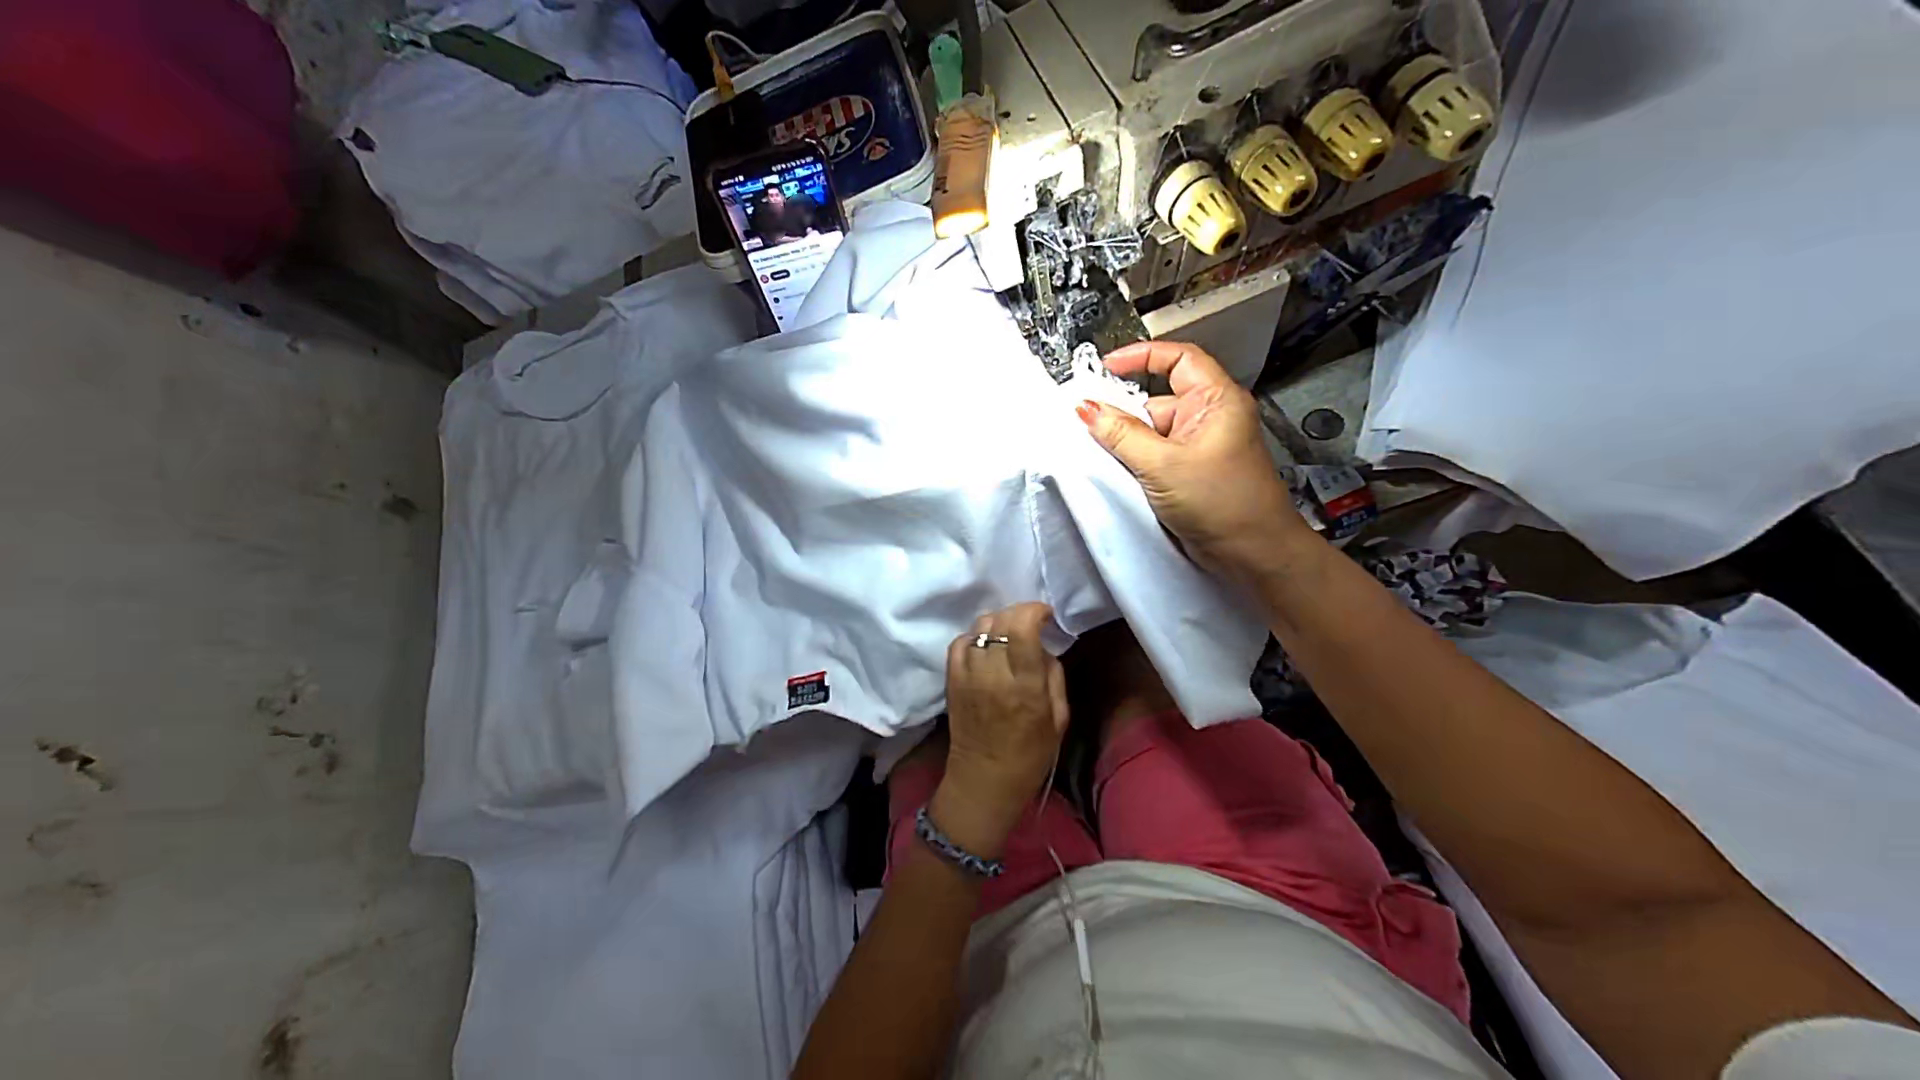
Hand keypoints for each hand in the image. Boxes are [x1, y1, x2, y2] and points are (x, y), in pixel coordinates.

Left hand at [931, 603, 1069, 858]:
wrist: (985, 779)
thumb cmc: (1031, 754)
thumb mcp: (1059, 717)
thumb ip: (1053, 676)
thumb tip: (1042, 647)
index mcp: (1025, 686)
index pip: (1022, 629)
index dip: (1034, 611)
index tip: (1046, 615)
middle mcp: (993, 675)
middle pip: (1000, 622)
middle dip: (1019, 612)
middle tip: (1031, 622)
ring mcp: (967, 676)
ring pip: (979, 627)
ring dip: (997, 622)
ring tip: (1009, 633)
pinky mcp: (951, 679)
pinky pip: (960, 642)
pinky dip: (974, 636)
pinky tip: (986, 645)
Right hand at [1077, 340, 1309, 579]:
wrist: (1252, 553)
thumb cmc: (1230, 506)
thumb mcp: (1162, 464)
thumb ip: (1120, 434)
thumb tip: (1090, 409)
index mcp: (1217, 400)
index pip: (1177, 359)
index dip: (1141, 356)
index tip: (1107, 365)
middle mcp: (1211, 417)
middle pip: (1157, 399)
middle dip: (1128, 414)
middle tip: (1100, 427)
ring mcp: (1201, 445)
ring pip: (1153, 430)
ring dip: (1132, 444)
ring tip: (1126, 465)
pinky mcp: (1191, 470)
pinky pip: (1156, 454)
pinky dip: (1139, 462)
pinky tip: (1132, 477)